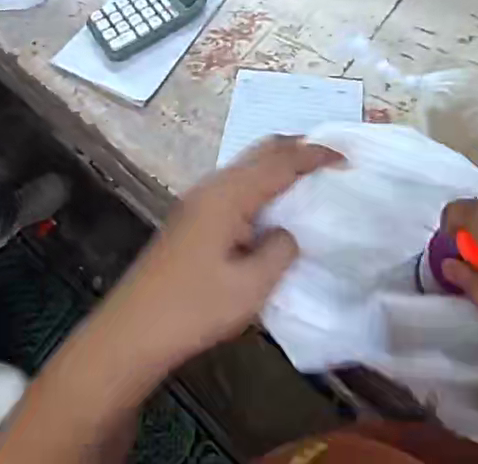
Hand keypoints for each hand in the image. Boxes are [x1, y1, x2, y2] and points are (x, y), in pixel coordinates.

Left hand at [89, 138, 340, 375]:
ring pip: (247, 165)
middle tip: (329, 155)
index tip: (345, 157)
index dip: (314, 155)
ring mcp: (199, 199)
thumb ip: (280, 251)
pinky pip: (236, 183)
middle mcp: (213, 186)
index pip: (280, 162)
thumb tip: (287, 232)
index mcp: (229, 195)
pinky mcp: (193, 216)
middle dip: (296, 147)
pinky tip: (272, 201)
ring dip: (278, 162)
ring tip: (308, 173)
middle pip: (260, 151)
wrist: (132, 330)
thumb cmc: (194, 308)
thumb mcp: (250, 287)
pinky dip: (262, 180)